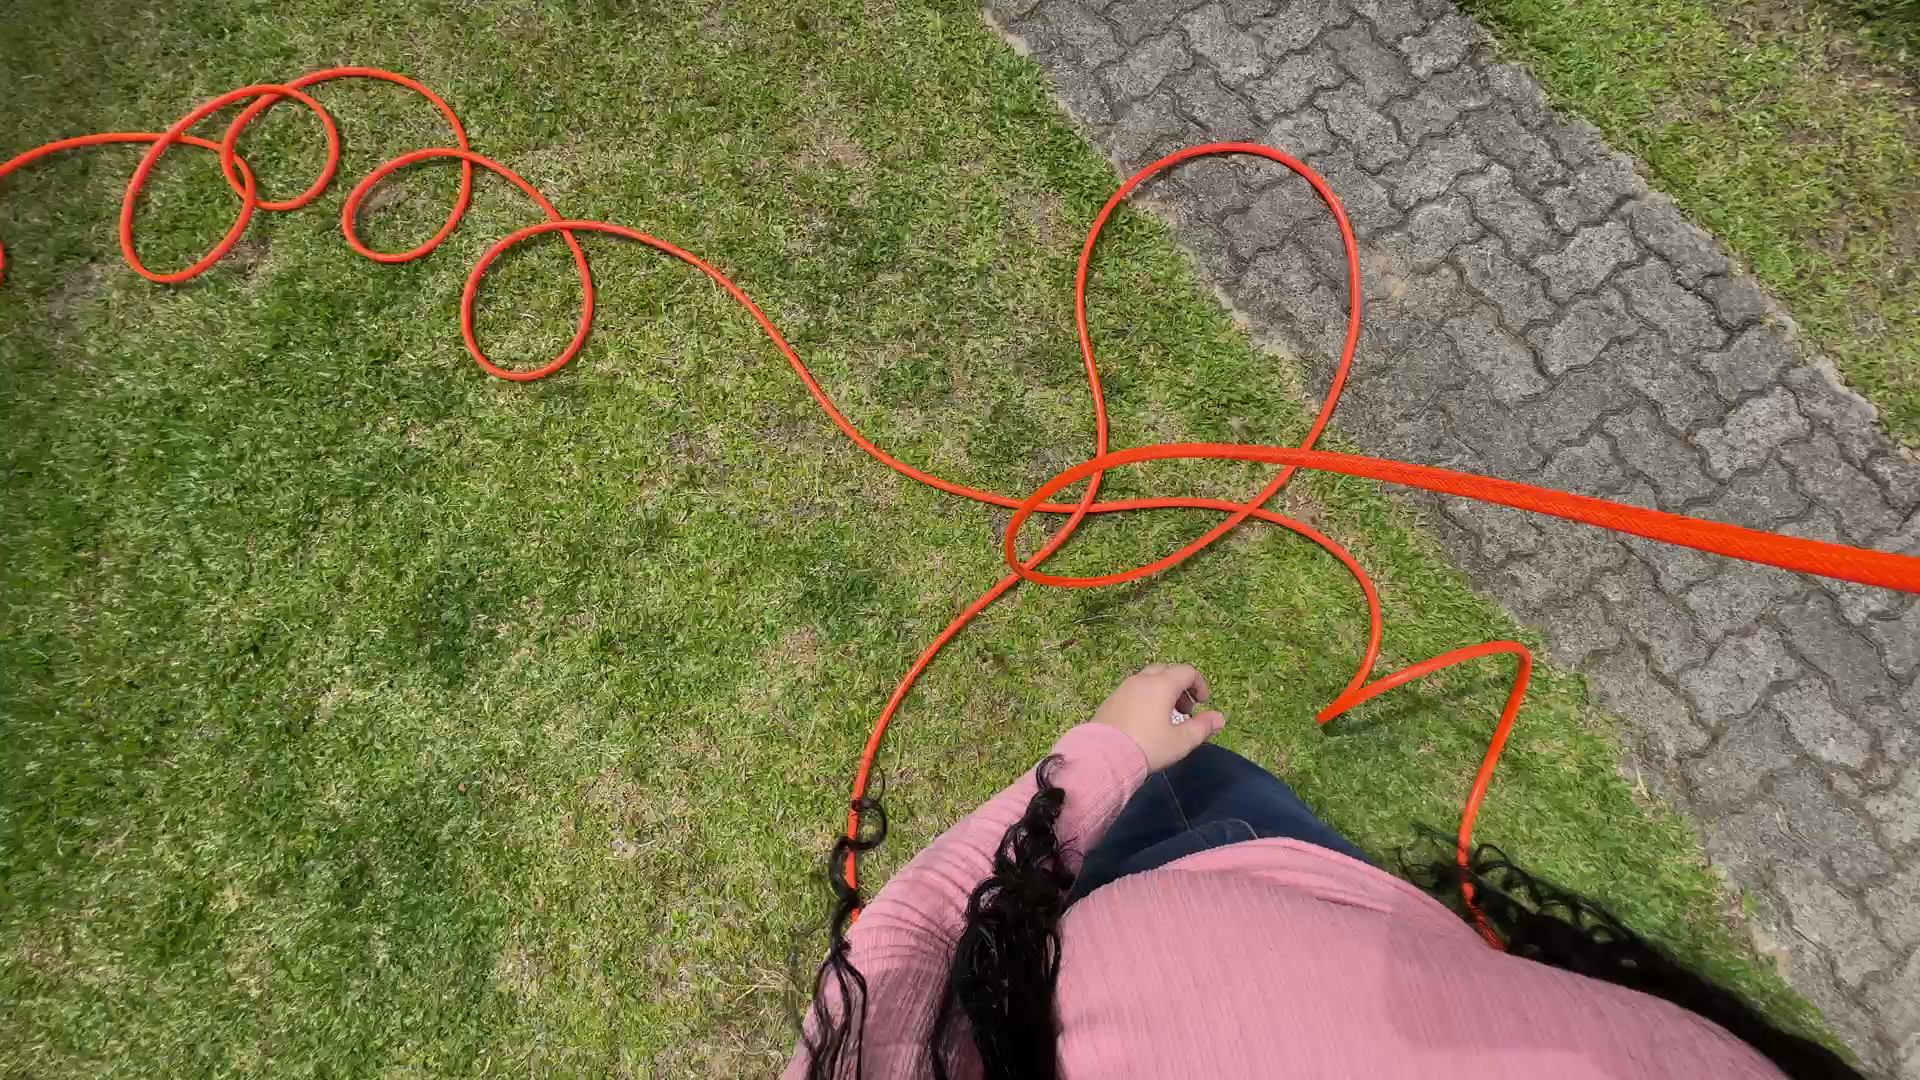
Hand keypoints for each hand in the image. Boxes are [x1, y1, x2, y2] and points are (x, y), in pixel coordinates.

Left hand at [1091, 663, 1225, 770]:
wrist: (1105, 755)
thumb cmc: (1149, 746)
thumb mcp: (1182, 741)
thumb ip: (1203, 727)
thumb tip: (1219, 717)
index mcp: (1161, 685)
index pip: (1187, 671)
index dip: (1200, 684)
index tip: (1203, 704)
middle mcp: (1141, 680)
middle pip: (1167, 671)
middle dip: (1181, 686)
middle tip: (1186, 710)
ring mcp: (1124, 687)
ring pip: (1149, 679)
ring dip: (1164, 691)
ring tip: (1168, 717)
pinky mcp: (1112, 698)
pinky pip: (1135, 688)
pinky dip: (1147, 696)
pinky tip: (1147, 720)